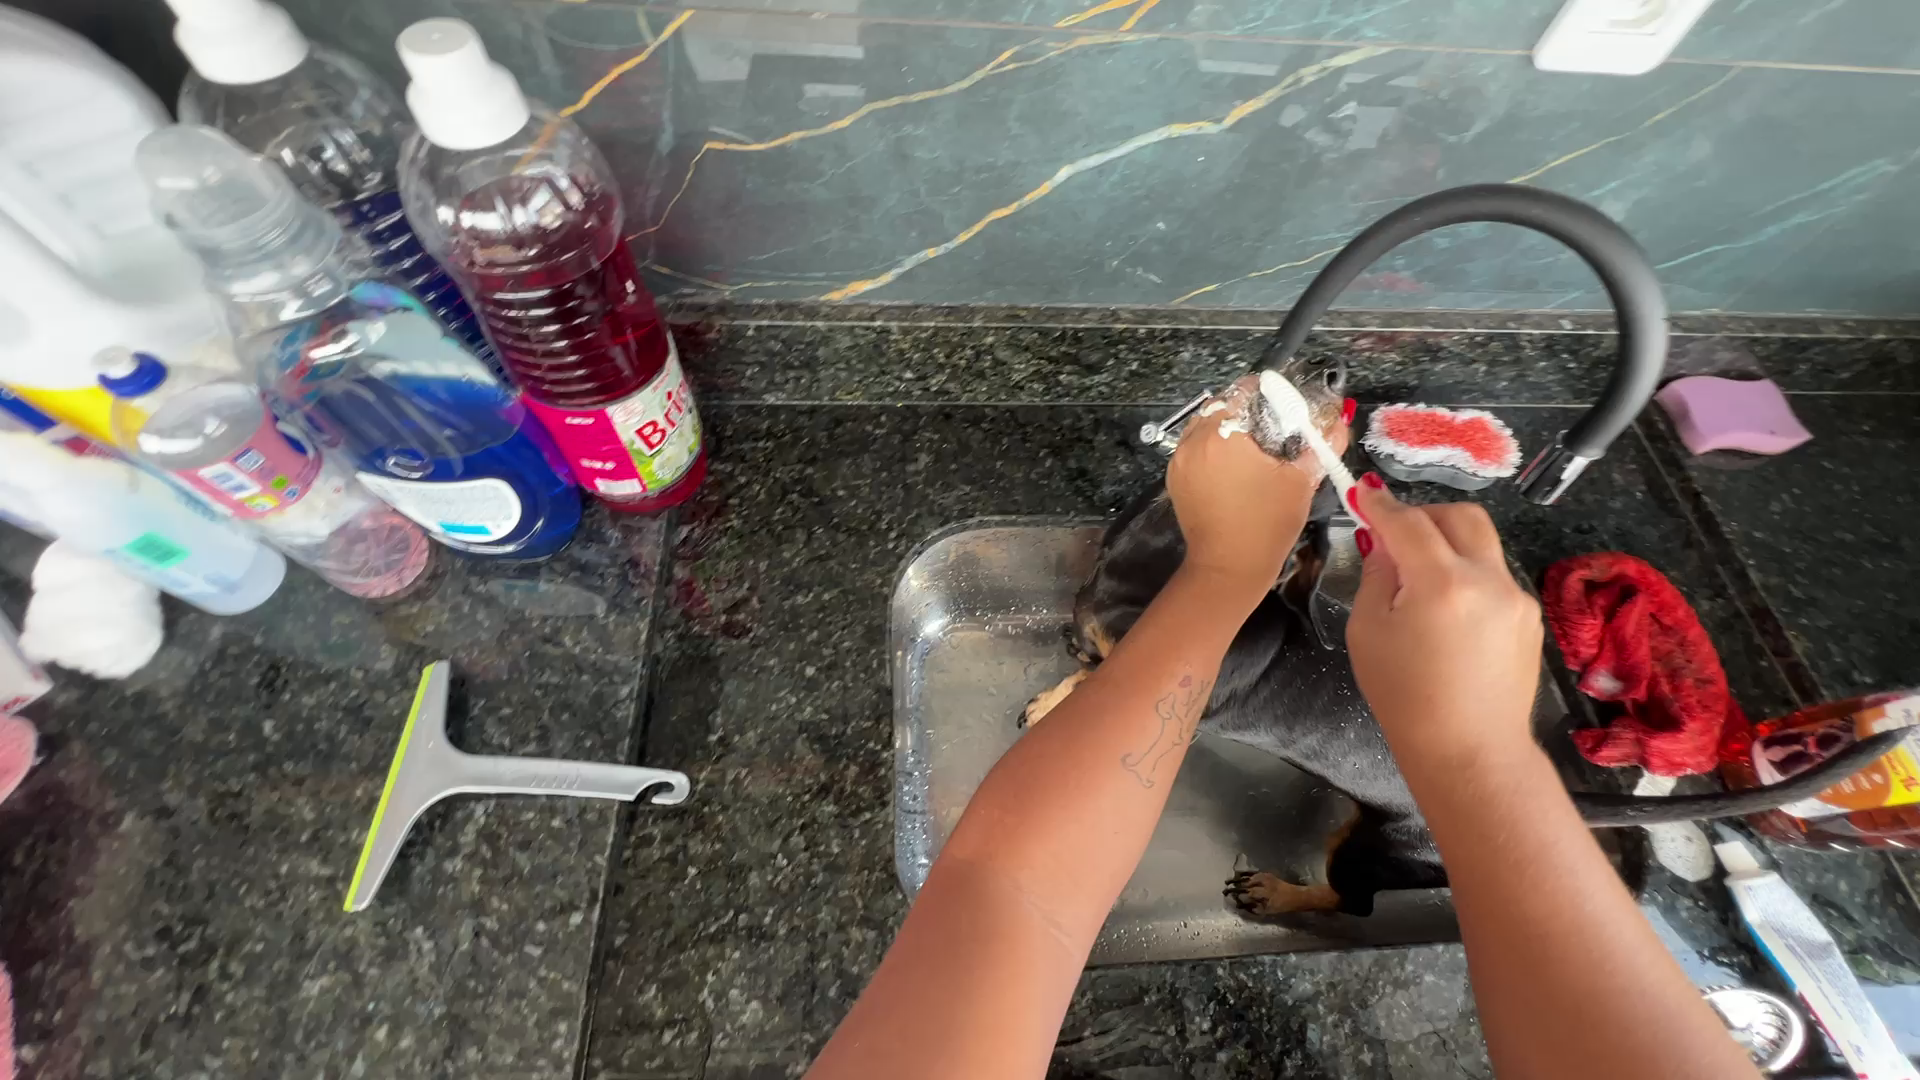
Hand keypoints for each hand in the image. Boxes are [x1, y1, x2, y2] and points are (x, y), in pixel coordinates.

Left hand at [1167, 377, 1347, 594]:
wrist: (1227, 567)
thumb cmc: (1267, 523)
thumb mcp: (1301, 481)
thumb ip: (1321, 444)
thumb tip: (1338, 421)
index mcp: (1223, 435)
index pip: (1241, 392)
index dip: (1264, 391)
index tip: (1282, 401)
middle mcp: (1193, 442)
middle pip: (1218, 407)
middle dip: (1243, 410)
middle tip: (1270, 423)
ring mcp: (1179, 461)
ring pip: (1202, 427)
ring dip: (1224, 428)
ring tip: (1252, 444)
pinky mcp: (1174, 479)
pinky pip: (1192, 449)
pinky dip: (1210, 448)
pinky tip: (1233, 464)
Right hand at [1346, 477, 1542, 766]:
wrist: (1468, 747)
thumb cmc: (1402, 692)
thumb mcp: (1367, 629)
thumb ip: (1377, 576)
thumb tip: (1384, 545)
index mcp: (1442, 583)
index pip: (1408, 522)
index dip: (1381, 504)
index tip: (1361, 490)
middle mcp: (1488, 579)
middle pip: (1460, 516)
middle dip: (1423, 513)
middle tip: (1393, 533)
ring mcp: (1517, 597)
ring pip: (1481, 542)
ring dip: (1446, 541)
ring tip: (1416, 574)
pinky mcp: (1529, 616)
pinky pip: (1492, 573)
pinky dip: (1463, 571)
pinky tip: (1442, 608)